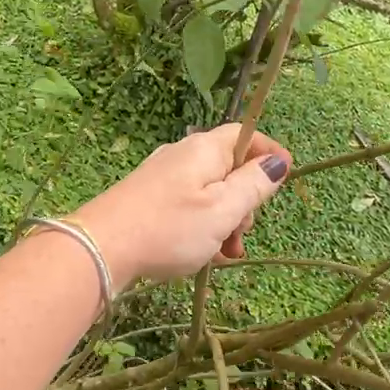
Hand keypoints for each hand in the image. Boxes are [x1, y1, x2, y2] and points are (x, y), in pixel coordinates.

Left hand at [71, 124, 290, 285]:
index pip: (244, 134)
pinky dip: (202, 227)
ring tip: (222, 254)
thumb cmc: (169, 227)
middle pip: (228, 167)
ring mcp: (164, 175)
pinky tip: (200, 255)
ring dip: (224, 221)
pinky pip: (189, 205)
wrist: (103, 246)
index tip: (286, 178)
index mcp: (204, 149)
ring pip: (210, 192)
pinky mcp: (150, 197)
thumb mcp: (223, 210)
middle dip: (245, 201)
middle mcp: (183, 154)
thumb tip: (278, 162)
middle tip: (241, 235)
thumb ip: (253, 185)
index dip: (268, 152)